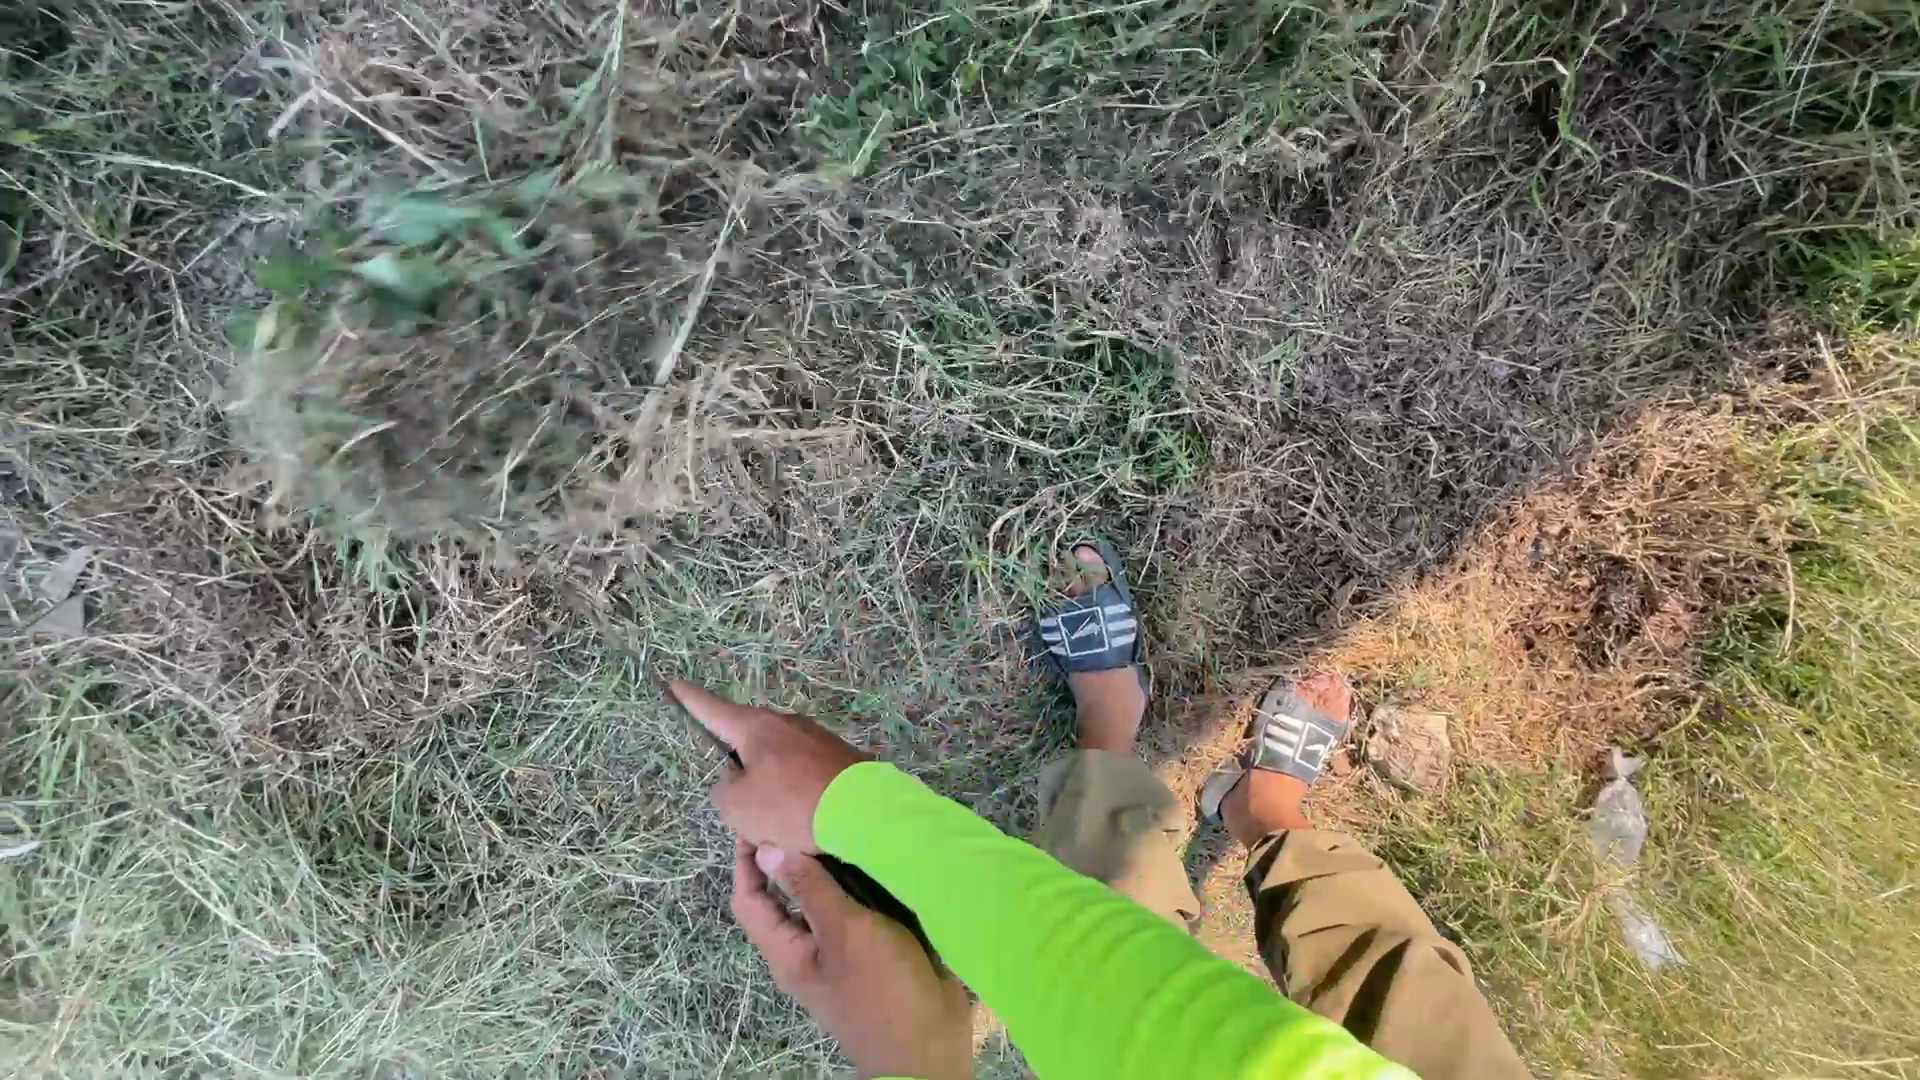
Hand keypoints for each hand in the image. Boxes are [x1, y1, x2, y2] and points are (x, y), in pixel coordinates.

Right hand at [670, 679, 867, 852]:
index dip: (692, 700)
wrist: (863, 811)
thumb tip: (737, 779)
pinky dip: (796, 795)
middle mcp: (788, 724)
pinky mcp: (840, 758)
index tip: (675, 683)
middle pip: (750, 739)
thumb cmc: (791, 806)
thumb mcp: (738, 806)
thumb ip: (726, 790)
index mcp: (757, 728)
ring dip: (771, 787)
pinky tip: (801, 819)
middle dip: (740, 762)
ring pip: (778, 761)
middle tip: (736, 792)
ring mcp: (818, 738)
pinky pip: (804, 775)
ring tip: (773, 822)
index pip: (715, 710)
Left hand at [734, 839, 973, 1079]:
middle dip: (793, 852)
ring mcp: (844, 945)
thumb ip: (809, 889)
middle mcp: (810, 945)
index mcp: (789, 950)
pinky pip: (861, 901)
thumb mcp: (843, 932)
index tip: (755, 819)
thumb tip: (767, 849)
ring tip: (843, 815)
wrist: (930, 1042)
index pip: (751, 900)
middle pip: (789, 893)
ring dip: (833, 860)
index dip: (746, 862)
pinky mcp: (876, 941)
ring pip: (828, 893)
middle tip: (807, 806)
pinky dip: (864, 874)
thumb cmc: (879, 987)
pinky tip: (878, 847)